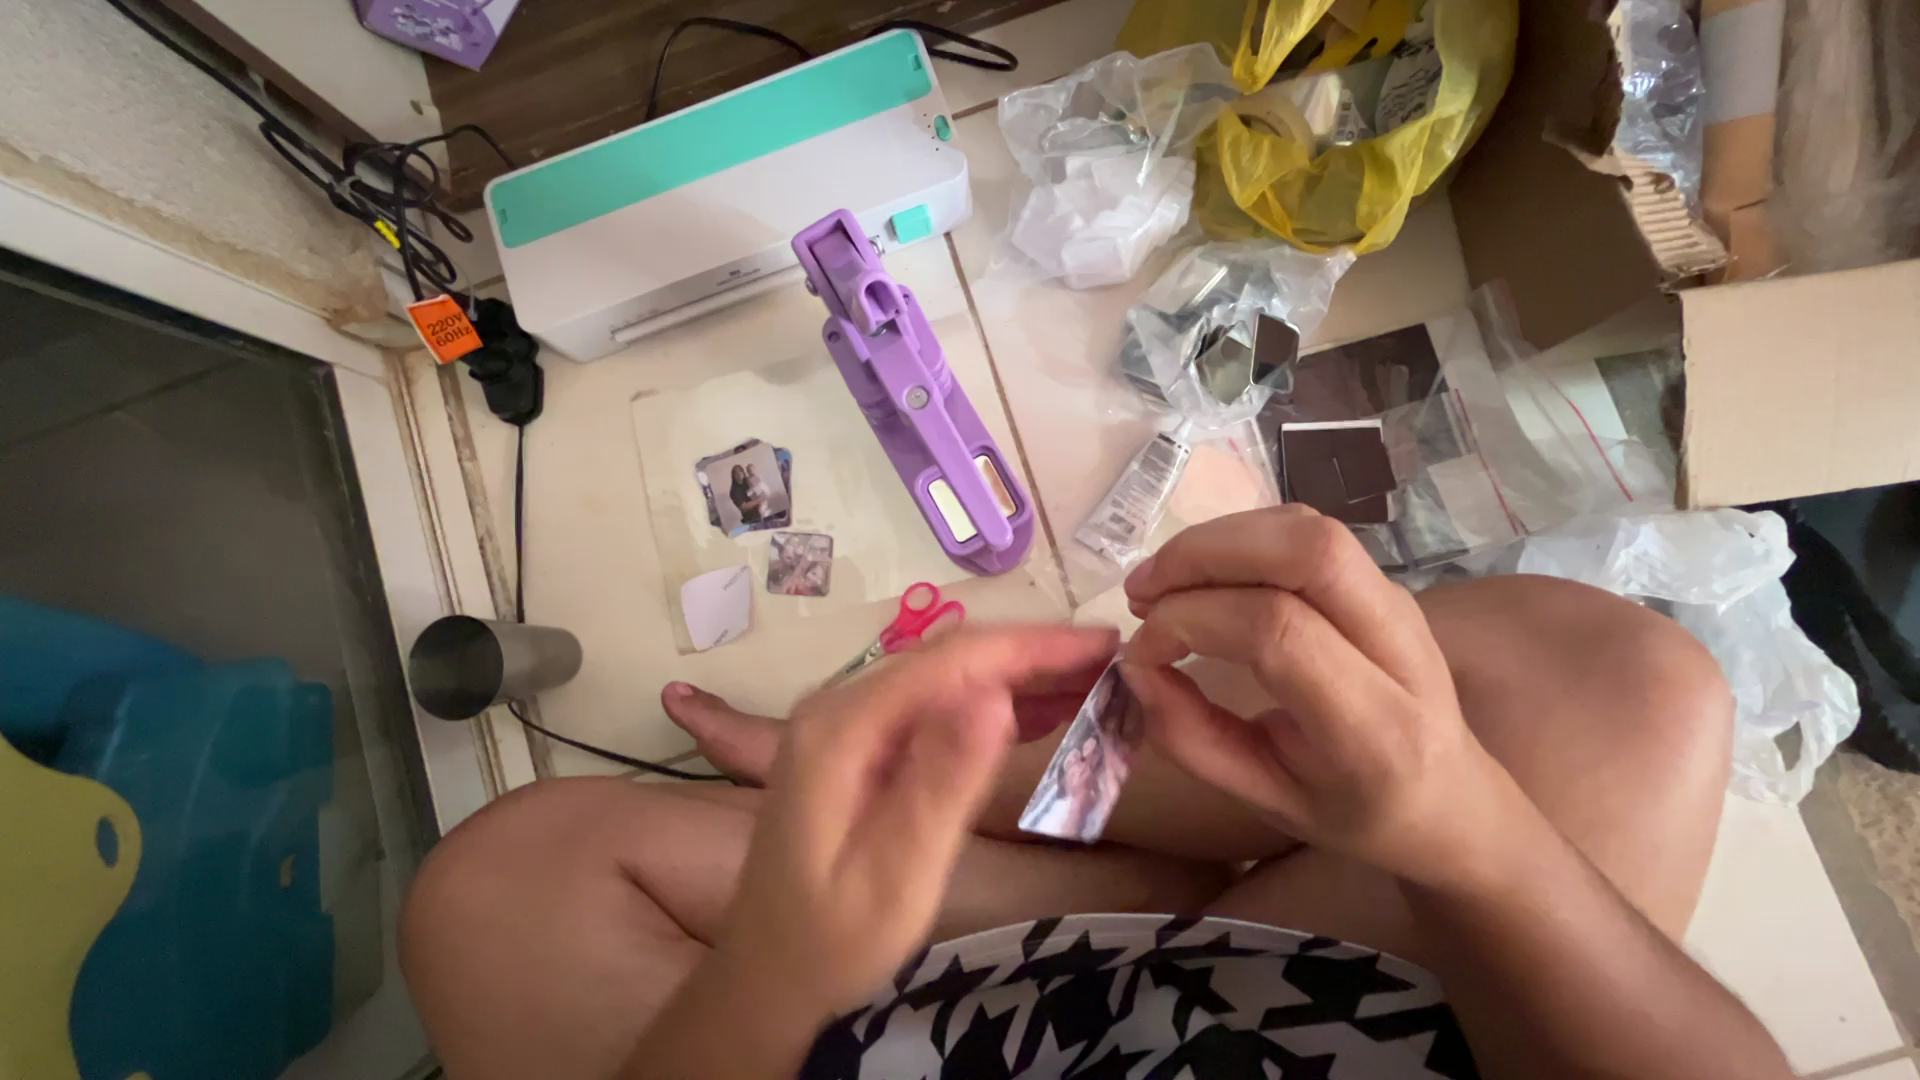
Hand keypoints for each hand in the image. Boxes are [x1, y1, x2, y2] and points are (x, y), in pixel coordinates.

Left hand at [713, 624, 1120, 1016]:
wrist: (769, 971)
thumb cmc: (833, 940)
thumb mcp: (895, 875)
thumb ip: (942, 783)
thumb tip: (996, 697)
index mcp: (843, 726)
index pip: (953, 661)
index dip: (1033, 646)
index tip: (1104, 646)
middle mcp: (843, 704)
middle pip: (953, 659)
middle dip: (1035, 654)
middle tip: (1114, 662)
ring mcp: (852, 720)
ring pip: (951, 677)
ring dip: (1021, 675)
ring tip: (1095, 681)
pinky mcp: (866, 741)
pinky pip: (940, 705)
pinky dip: (996, 704)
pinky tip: (1044, 711)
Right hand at [1120, 507, 1518, 888]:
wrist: (1452, 801)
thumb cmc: (1354, 813)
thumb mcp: (1265, 800)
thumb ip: (1192, 738)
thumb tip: (1135, 666)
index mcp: (1374, 727)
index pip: (1278, 631)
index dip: (1190, 622)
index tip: (1143, 653)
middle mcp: (1401, 648)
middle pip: (1306, 551)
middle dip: (1203, 555)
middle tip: (1142, 591)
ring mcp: (1399, 603)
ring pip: (1305, 529)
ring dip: (1216, 540)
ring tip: (1161, 580)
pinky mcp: (1382, 581)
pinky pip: (1305, 532)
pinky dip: (1238, 537)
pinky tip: (1202, 572)